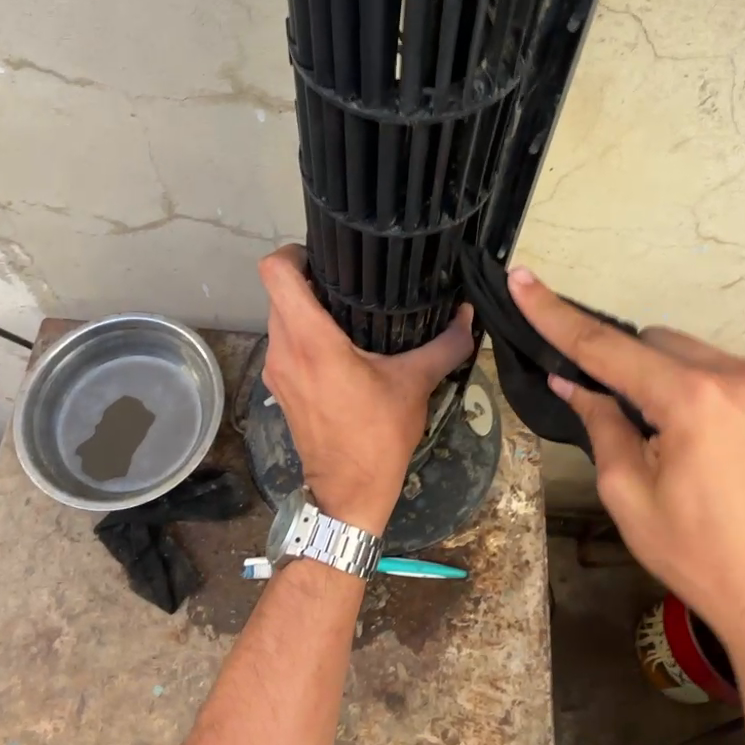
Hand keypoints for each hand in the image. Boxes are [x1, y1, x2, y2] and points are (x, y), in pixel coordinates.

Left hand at [257, 245, 475, 533]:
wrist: (349, 492)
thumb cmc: (378, 434)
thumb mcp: (415, 384)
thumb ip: (444, 345)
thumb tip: (468, 316)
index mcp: (311, 340)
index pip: (276, 272)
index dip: (294, 252)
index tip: (325, 254)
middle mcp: (283, 348)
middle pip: (278, 292)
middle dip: (308, 280)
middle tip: (348, 279)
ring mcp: (276, 369)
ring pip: (279, 319)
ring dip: (305, 309)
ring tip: (347, 310)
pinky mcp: (278, 387)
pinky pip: (284, 344)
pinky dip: (303, 335)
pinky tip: (339, 345)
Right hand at [507, 267, 744, 651]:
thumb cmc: (700, 558)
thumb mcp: (628, 495)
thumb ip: (601, 425)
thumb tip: (574, 383)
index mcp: (691, 402)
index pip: (606, 347)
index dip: (556, 315)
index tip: (522, 281)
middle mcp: (742, 379)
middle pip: (657, 342)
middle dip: (628, 366)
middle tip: (625, 418)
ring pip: (700, 355)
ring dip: (672, 379)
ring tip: (679, 441)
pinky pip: (739, 375)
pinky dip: (712, 393)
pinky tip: (718, 444)